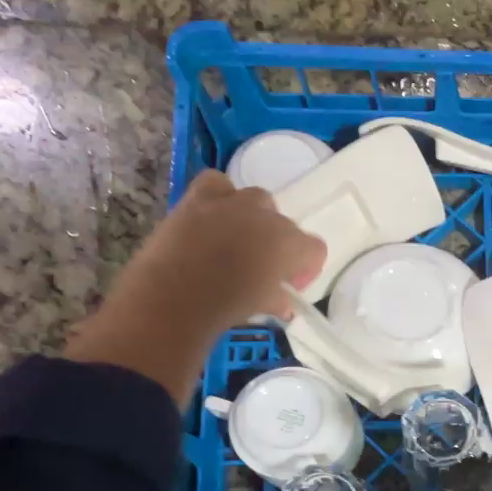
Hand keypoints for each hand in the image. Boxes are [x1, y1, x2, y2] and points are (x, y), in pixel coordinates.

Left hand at [66, 171, 324, 403]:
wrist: (176, 292)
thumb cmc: (229, 303)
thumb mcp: (263, 307)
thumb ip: (277, 299)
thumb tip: (281, 303)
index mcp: (290, 243)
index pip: (315, 249)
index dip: (306, 268)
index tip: (291, 285)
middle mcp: (266, 216)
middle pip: (285, 224)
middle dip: (278, 244)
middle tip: (263, 269)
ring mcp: (232, 202)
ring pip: (256, 199)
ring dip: (254, 217)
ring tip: (238, 240)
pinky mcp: (199, 198)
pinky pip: (217, 183)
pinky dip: (220, 196)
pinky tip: (212, 217)